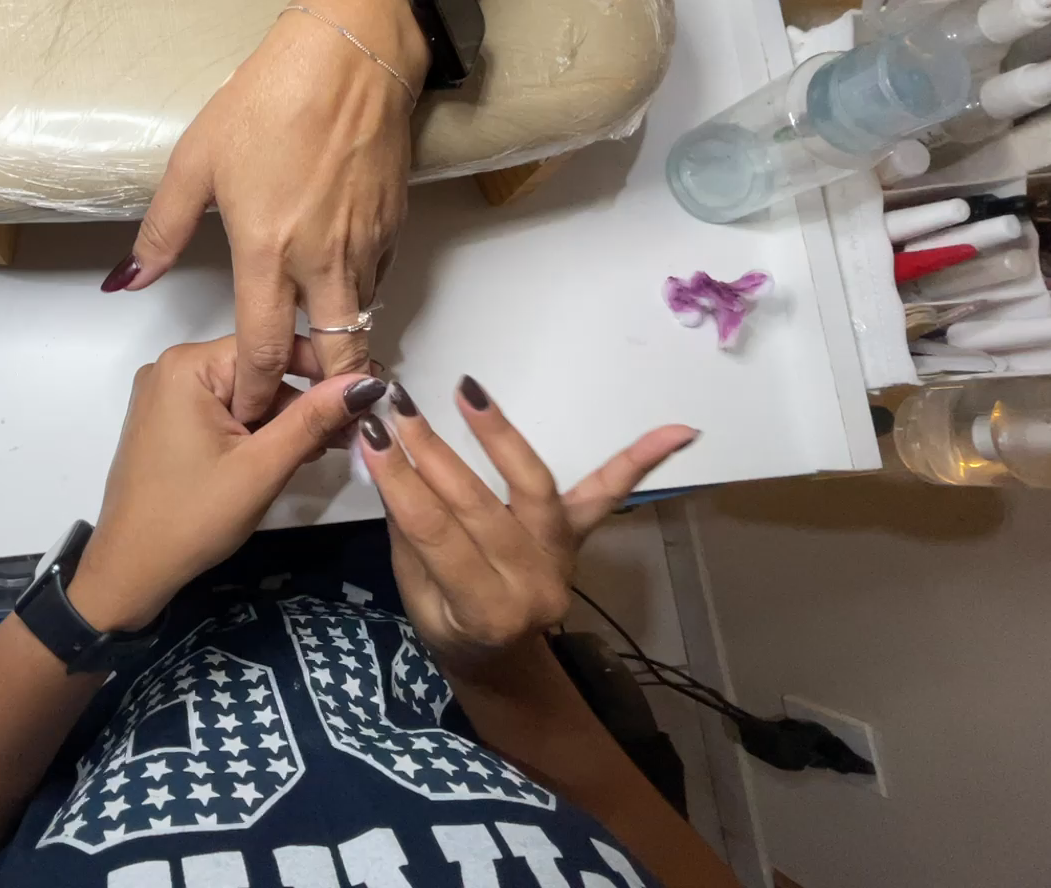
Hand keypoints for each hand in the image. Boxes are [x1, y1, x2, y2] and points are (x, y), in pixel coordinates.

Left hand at [68, 336, 388, 631]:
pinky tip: (284, 453)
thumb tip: (368, 381)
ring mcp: (166, 395)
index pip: (269, 345)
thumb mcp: (261, 468)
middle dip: (302, 402)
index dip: (321, 368)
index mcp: (187, 365)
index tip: (367, 391)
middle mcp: (171, 367)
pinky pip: (223, 410)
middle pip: (257, 370)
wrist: (131, 570)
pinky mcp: (168, 420)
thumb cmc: (193, 519)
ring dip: (281, 420)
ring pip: (243, 392)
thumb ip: (313, 419)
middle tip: (349, 431)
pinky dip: (254, 430)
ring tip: (322, 448)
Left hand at [102, 0, 427, 422]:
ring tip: (324, 367)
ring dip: (343, 351)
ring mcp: (365, 247)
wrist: (349, 56)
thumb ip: (162, 231)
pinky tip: (338, 299)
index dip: (259, 394)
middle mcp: (322, 263)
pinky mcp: (393, 228)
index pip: (264, 350)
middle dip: (323, 396)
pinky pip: (376, 284)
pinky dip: (359, 305)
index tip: (253, 414)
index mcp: (268, 253)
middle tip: (309, 415)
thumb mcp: (195, 163)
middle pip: (333, 355)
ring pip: (359, 322)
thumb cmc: (266, 104)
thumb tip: (128, 279)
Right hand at [358, 377, 697, 688]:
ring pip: (532, 486)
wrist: (501, 659)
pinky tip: (678, 431)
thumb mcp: (413, 591)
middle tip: (398, 405)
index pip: (433, 531)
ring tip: (468, 391)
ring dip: (500, 434)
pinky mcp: (579, 537)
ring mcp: (563, 557)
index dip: (400, 479)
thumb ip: (408, 527)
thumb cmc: (448, 628)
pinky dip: (638, 462)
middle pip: (477, 504)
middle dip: (431, 450)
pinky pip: (608, 498)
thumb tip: (387, 457)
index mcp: (484, 610)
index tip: (372, 432)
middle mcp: (535, 583)